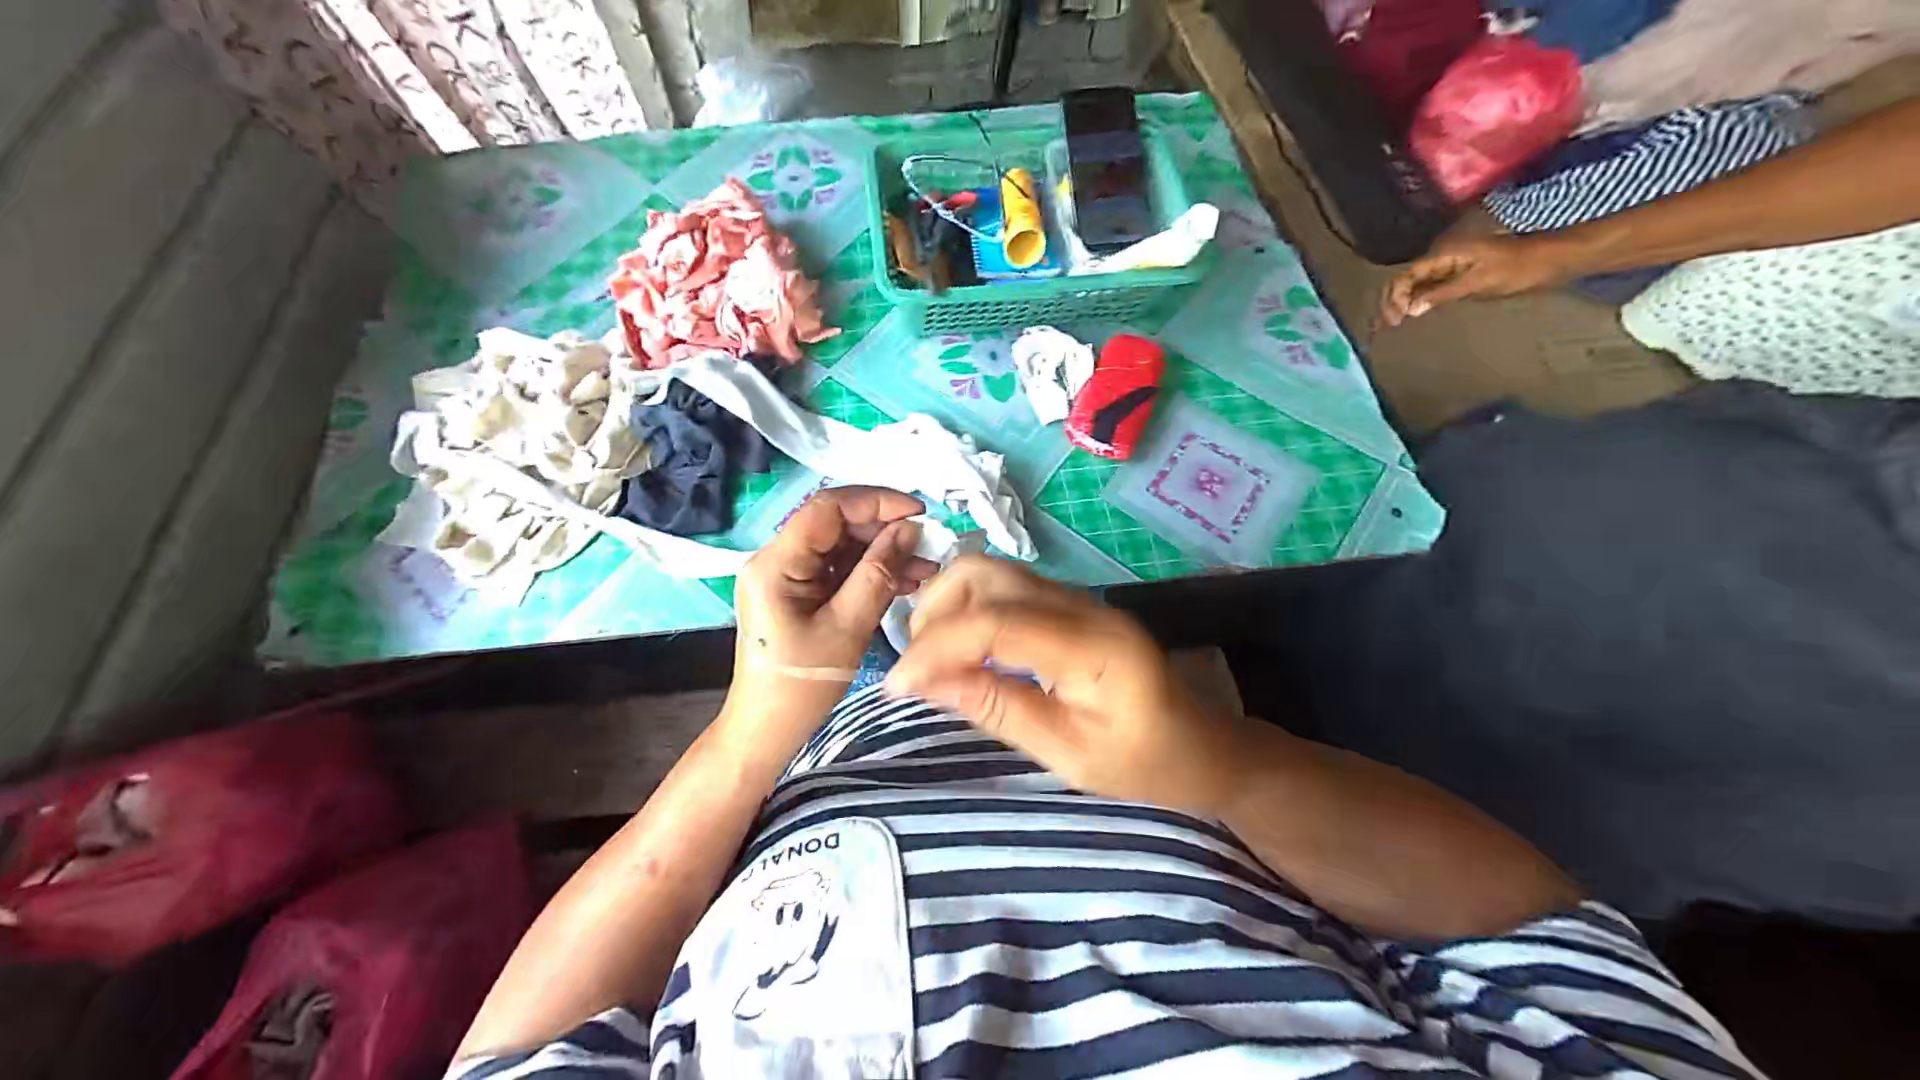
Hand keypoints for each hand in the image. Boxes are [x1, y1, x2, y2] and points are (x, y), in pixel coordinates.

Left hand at [731, 487, 937, 704]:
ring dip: (884, 552)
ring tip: (925, 567)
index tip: (917, 512)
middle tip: (927, 544)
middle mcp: (777, 560)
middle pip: (836, 525)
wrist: (767, 729)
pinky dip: (872, 572)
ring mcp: (788, 576)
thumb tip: (908, 531)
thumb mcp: (847, 628)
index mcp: (776, 563)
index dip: (875, 501)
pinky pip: (840, 569)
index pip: (827, 509)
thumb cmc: (801, 685)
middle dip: (885, 530)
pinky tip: (906, 580)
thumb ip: (878, 574)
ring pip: (843, 546)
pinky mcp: (800, 592)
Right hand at [886, 556, 1249, 816]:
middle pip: (987, 574)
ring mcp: (1077, 598)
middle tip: (913, 667)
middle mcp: (1083, 605)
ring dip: (947, 604)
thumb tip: (925, 681)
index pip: (996, 622)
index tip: (896, 685)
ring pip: (991, 571)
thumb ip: (998, 708)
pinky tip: (960, 647)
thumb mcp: (1068, 754)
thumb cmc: (1146, 764)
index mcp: (1093, 645)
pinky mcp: (1069, 605)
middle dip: (934, 612)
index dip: (936, 647)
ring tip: (930, 657)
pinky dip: (968, 608)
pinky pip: (1006, 588)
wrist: (1204, 747)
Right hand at [1380, 232, 1580, 325]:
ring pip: (1413, 285)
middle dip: (1391, 302)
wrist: (1551, 260)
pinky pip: (1427, 288)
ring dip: (1400, 304)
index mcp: (1445, 254)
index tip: (1393, 321)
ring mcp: (1449, 267)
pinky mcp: (1457, 276)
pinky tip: (1409, 315)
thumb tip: (1410, 309)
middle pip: (1405, 280)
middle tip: (1384, 326)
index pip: (1406, 276)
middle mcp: (1442, 258)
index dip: (1394, 298)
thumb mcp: (1478, 282)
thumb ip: (1442, 294)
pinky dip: (1415, 302)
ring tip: (1390, 324)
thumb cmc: (1518, 270)